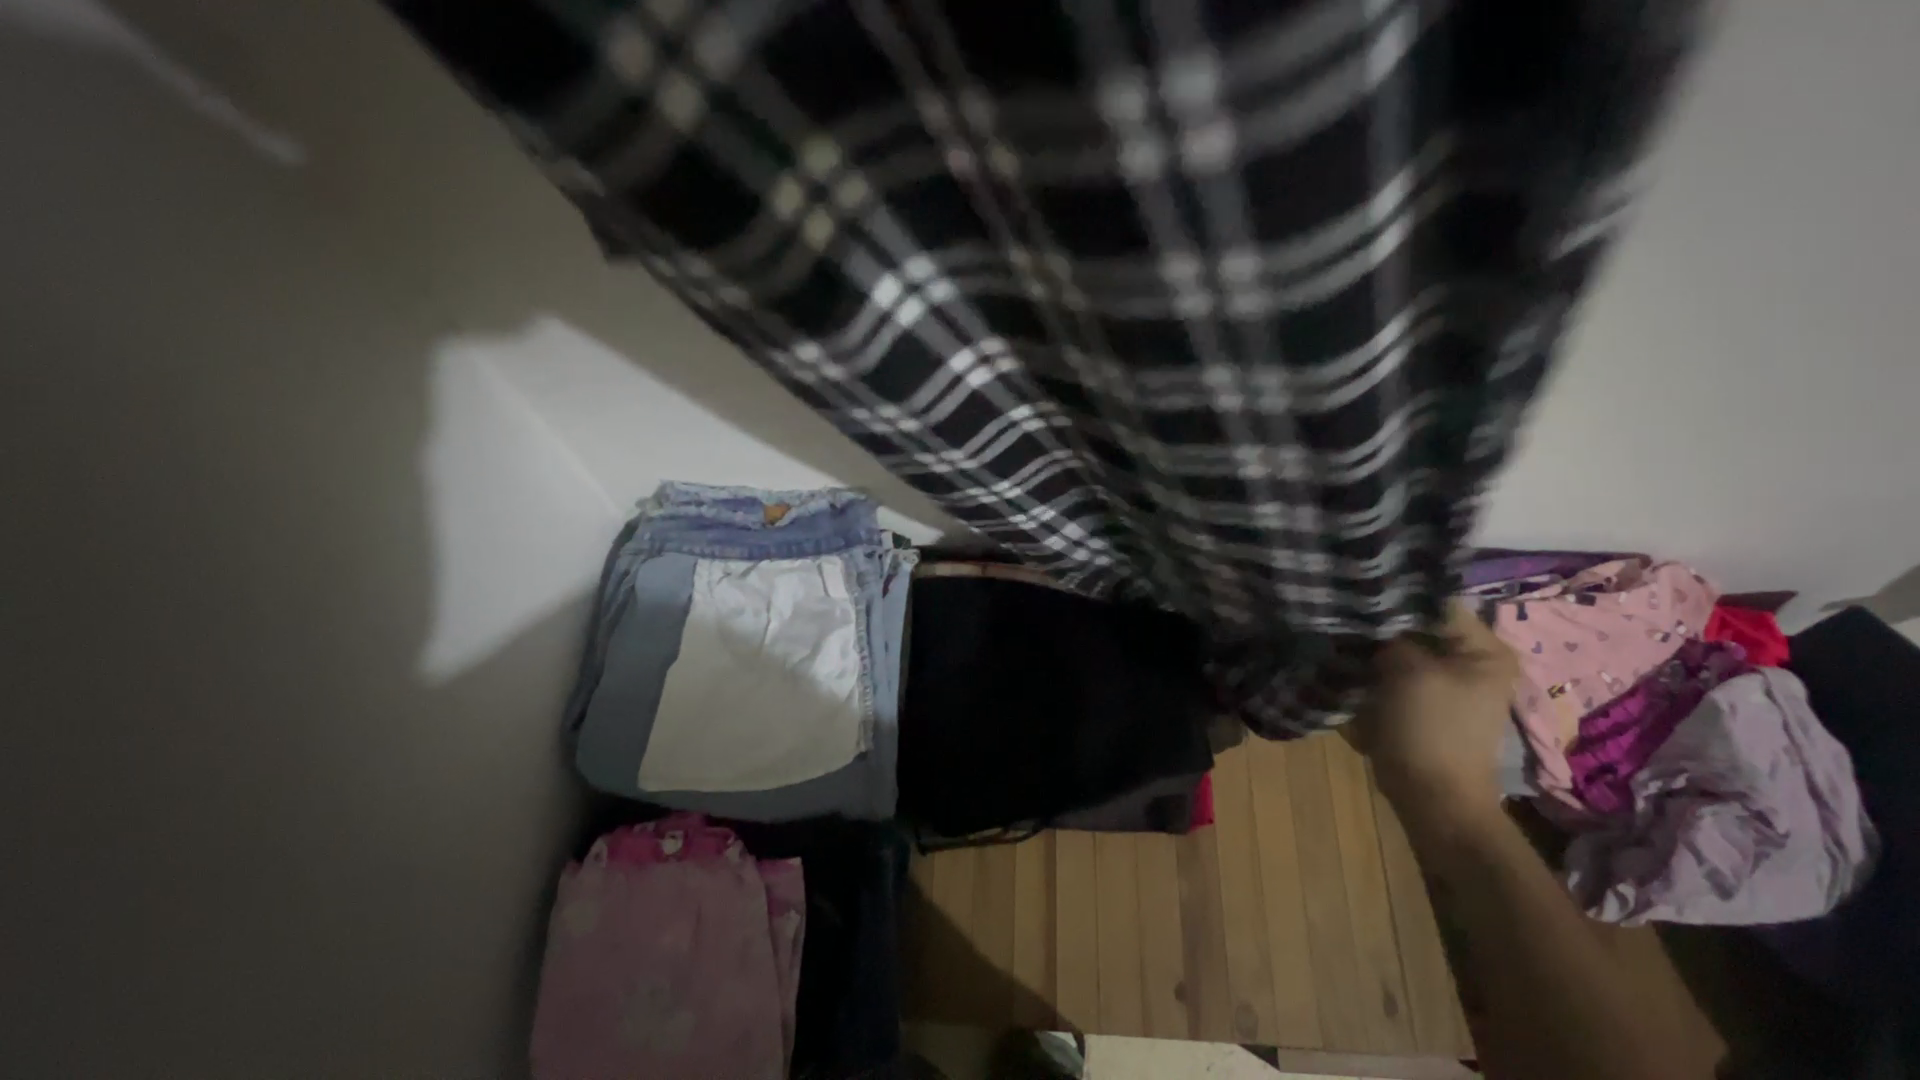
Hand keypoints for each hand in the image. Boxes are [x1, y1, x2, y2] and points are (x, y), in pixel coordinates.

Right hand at [1345, 601, 1519, 816]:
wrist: (1433, 800)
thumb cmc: (1429, 731)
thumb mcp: (1408, 670)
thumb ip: (1390, 635)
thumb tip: (1369, 617)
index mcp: (1486, 650)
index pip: (1435, 603)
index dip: (1395, 599)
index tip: (1357, 597)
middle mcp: (1475, 662)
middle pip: (1419, 628)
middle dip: (1382, 629)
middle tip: (1345, 623)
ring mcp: (1451, 686)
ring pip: (1404, 652)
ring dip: (1375, 653)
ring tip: (1344, 648)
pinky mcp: (1428, 707)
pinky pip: (1398, 677)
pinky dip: (1377, 676)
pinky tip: (1353, 676)